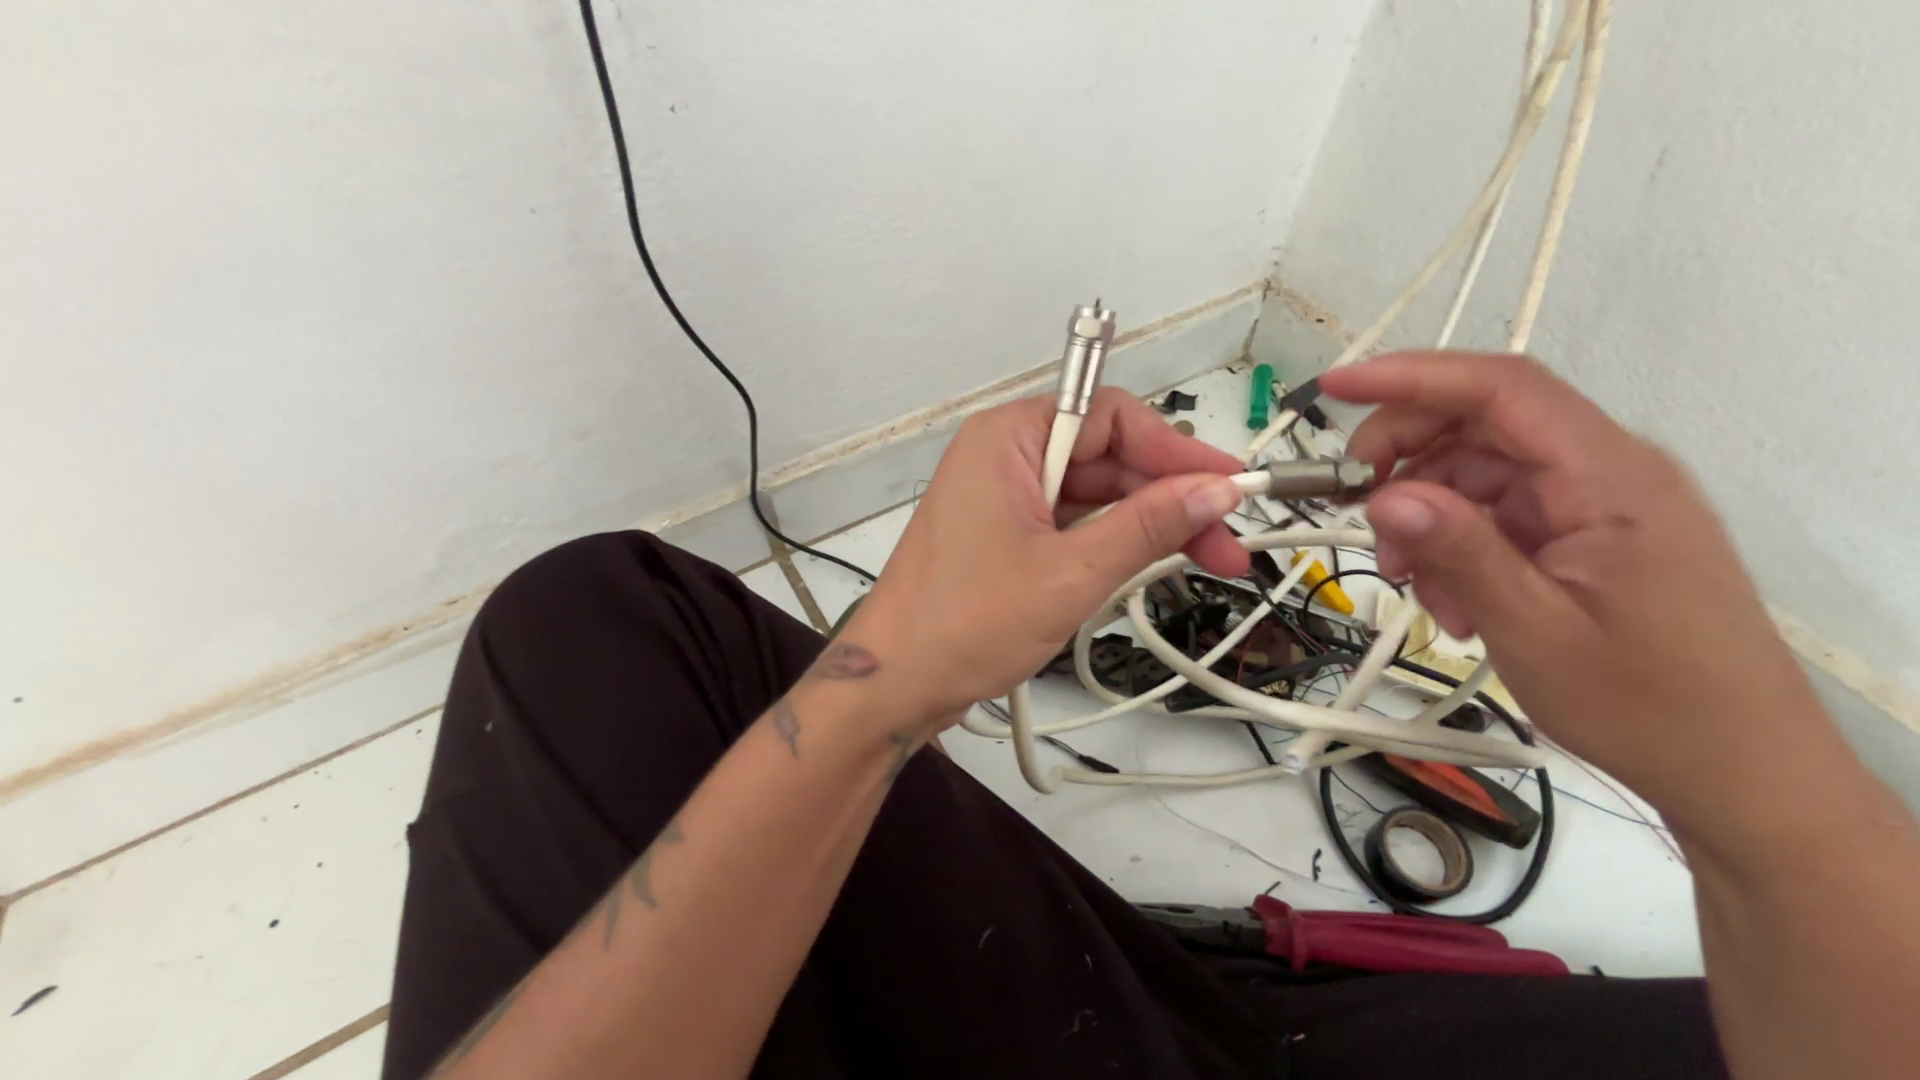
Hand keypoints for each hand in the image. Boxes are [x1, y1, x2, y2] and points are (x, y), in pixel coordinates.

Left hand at [843, 387, 1247, 727]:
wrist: (894, 685)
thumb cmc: (967, 624)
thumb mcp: (1071, 573)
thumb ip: (1147, 526)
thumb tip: (1218, 490)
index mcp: (1007, 438)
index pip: (1110, 416)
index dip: (1173, 450)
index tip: (1229, 485)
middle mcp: (1003, 456)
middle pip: (1107, 457)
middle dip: (1170, 496)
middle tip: (1229, 543)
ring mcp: (1001, 498)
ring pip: (1093, 495)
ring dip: (1147, 524)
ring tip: (1206, 561)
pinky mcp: (1002, 537)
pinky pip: (1069, 524)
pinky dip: (1110, 543)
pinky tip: (1150, 567)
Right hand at [1322, 352, 1842, 838]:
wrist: (1738, 768)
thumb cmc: (1647, 705)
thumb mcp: (1534, 632)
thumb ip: (1459, 553)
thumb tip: (1385, 496)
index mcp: (1610, 478)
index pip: (1502, 389)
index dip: (1411, 376)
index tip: (1335, 387)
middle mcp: (1606, 472)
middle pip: (1482, 424)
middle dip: (1405, 458)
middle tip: (1358, 512)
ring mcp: (1596, 503)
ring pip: (1479, 473)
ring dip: (1427, 518)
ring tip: (1414, 586)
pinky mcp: (1585, 534)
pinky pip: (1499, 514)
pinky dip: (1456, 546)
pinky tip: (1454, 603)